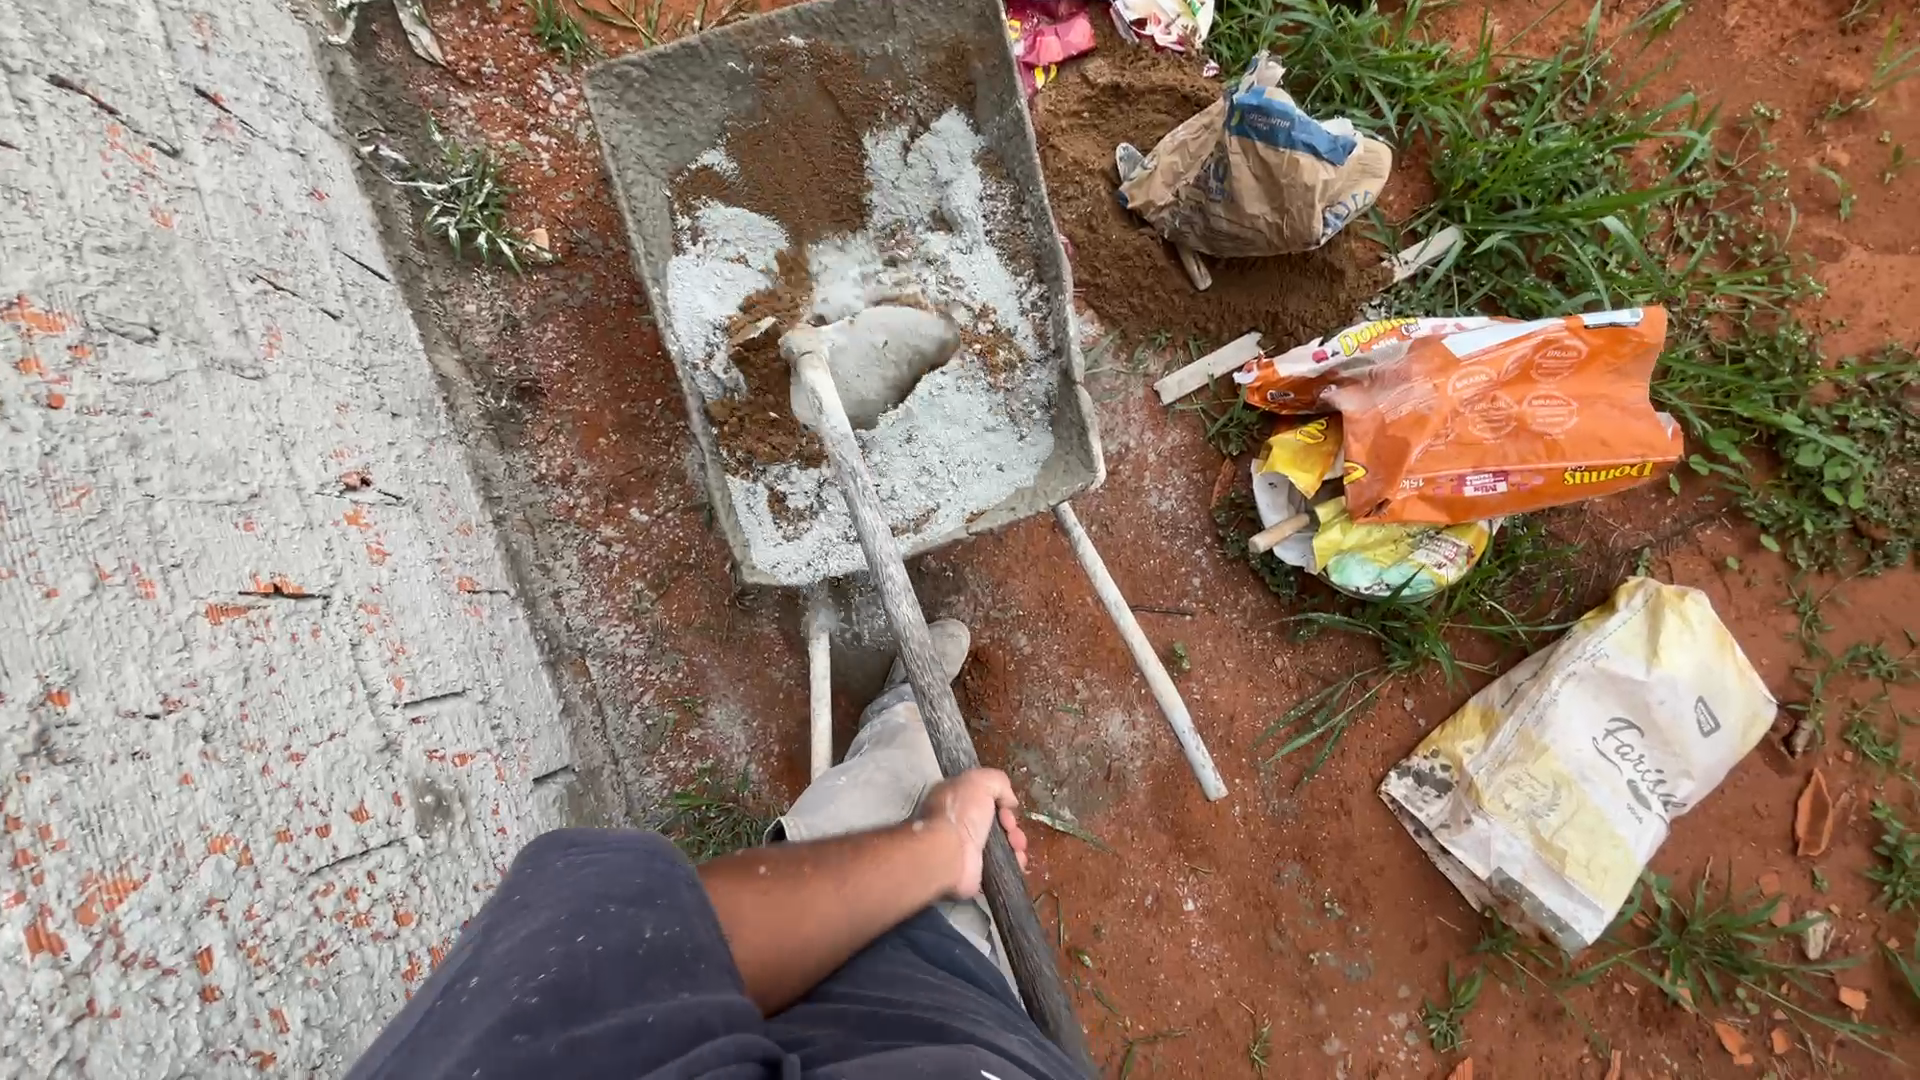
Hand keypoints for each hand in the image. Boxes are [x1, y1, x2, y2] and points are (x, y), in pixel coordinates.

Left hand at [914, 768, 1026, 899]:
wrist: (950, 852)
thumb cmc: (961, 812)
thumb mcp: (980, 781)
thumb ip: (998, 782)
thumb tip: (1009, 800)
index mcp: (955, 797)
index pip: (983, 795)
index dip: (999, 798)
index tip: (1006, 805)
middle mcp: (960, 821)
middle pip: (996, 818)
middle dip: (1010, 822)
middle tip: (1009, 826)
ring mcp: (968, 846)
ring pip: (1003, 840)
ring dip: (1016, 841)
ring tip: (1016, 845)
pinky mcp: (978, 868)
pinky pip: (1003, 861)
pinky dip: (1014, 859)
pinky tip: (1017, 858)